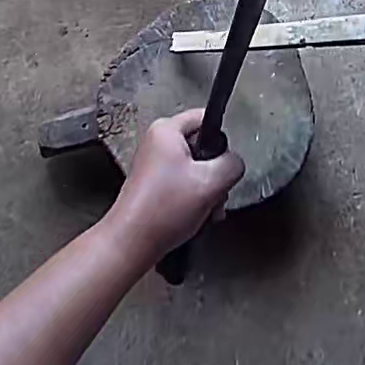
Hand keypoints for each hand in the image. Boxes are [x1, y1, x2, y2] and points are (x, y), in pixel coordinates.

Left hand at [104, 108, 245, 263]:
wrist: (130, 246)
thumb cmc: (162, 209)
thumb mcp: (211, 182)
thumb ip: (232, 164)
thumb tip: (234, 163)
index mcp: (166, 130)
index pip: (205, 118)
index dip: (221, 140)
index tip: (224, 162)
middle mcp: (157, 142)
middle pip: (202, 146)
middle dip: (215, 173)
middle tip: (217, 192)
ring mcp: (153, 164)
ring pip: (194, 168)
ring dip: (207, 189)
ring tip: (209, 210)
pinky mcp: (152, 184)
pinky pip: (182, 182)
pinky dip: (193, 197)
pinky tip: (199, 216)